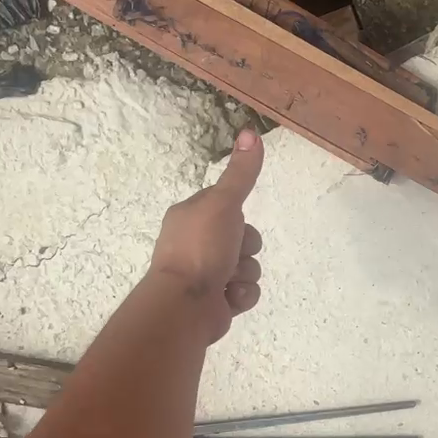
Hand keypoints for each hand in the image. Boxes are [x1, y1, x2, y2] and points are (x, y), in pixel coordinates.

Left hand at [148, 129, 264, 342]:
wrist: (185, 305)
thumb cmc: (200, 249)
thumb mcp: (223, 204)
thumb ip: (241, 173)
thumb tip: (252, 132)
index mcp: (190, 217)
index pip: (228, 207)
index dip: (238, 215)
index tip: (233, 222)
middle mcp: (195, 243)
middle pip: (245, 238)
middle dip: (246, 248)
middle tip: (232, 252)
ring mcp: (204, 274)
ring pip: (248, 266)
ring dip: (245, 274)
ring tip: (228, 281)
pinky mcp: (215, 300)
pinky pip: (245, 291)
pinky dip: (242, 295)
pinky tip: (228, 298)